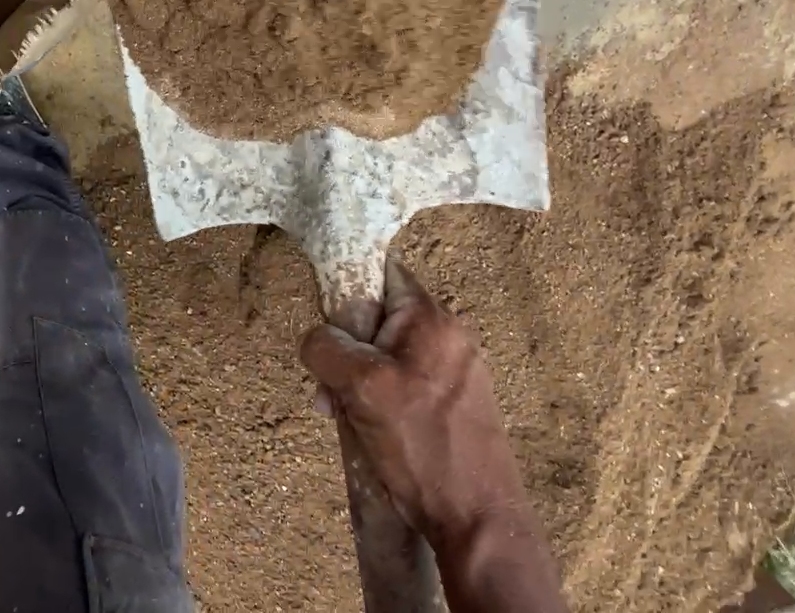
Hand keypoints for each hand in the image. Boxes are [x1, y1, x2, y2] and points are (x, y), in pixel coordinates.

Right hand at [302, 261, 535, 547]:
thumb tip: (316, 339)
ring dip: (353, 379)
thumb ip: (327, 347)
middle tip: (326, 386)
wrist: (478, 522)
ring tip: (338, 415)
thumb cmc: (422, 445)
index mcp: (433, 318)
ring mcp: (454, 371)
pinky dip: (375, 398)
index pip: (381, 272)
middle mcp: (449, 335)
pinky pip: (400, 382)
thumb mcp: (361, 386)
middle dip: (343, 348)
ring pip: (383, 355)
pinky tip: (362, 428)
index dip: (346, 285)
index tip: (323, 318)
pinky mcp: (453, 403)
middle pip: (377, 318)